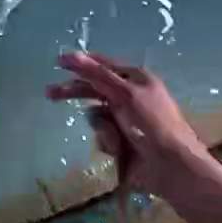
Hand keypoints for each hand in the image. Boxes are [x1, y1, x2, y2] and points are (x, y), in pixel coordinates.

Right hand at [48, 51, 214, 204]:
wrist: (171, 168)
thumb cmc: (153, 124)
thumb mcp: (126, 95)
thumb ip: (99, 75)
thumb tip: (74, 55)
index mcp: (137, 79)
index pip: (104, 66)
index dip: (82, 63)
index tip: (60, 61)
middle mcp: (131, 96)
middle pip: (96, 89)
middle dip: (77, 92)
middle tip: (50, 93)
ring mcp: (126, 120)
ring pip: (97, 116)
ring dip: (103, 128)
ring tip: (117, 141)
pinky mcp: (122, 142)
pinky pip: (103, 137)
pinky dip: (108, 143)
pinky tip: (120, 152)